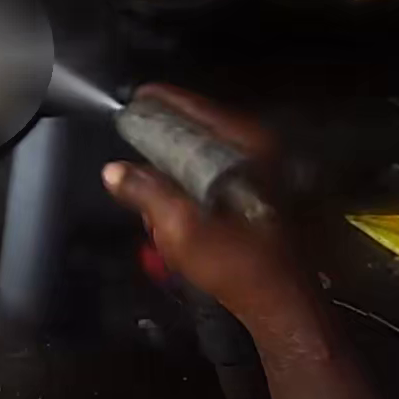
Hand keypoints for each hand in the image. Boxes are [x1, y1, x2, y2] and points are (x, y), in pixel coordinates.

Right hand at [102, 84, 310, 322]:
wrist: (284, 304)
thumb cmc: (237, 262)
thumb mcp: (181, 228)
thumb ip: (145, 192)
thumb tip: (113, 171)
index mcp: (250, 150)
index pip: (200, 109)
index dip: (165, 100)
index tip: (137, 95)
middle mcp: (265, 154)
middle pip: (205, 126)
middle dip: (168, 127)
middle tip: (136, 127)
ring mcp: (268, 175)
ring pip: (212, 149)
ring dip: (179, 153)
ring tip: (149, 159)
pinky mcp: (264, 196)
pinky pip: (218, 169)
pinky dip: (193, 171)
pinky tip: (174, 190)